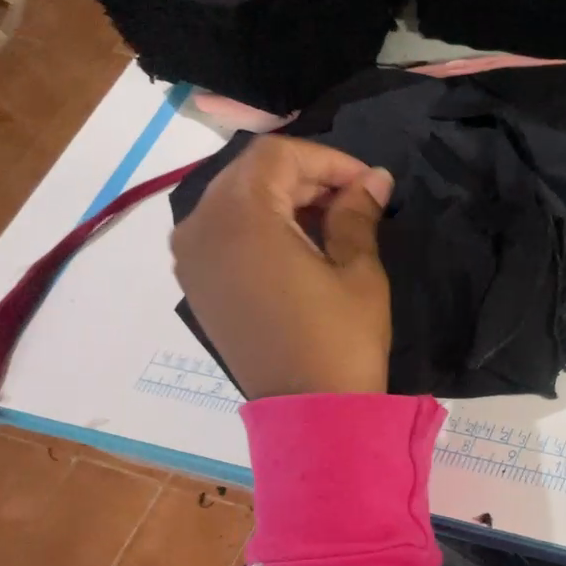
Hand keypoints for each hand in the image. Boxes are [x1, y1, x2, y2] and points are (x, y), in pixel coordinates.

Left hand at [171, 135, 394, 399]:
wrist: (312, 410)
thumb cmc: (343, 339)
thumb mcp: (360, 273)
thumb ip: (358, 217)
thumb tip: (374, 180)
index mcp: (242, 215)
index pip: (278, 155)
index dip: (329, 159)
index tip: (371, 182)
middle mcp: (201, 223)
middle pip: (251, 174)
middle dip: (306, 178)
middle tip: (357, 201)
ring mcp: (191, 254)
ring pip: (235, 200)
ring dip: (283, 201)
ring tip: (331, 225)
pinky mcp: (198, 281)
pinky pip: (224, 232)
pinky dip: (261, 227)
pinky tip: (299, 249)